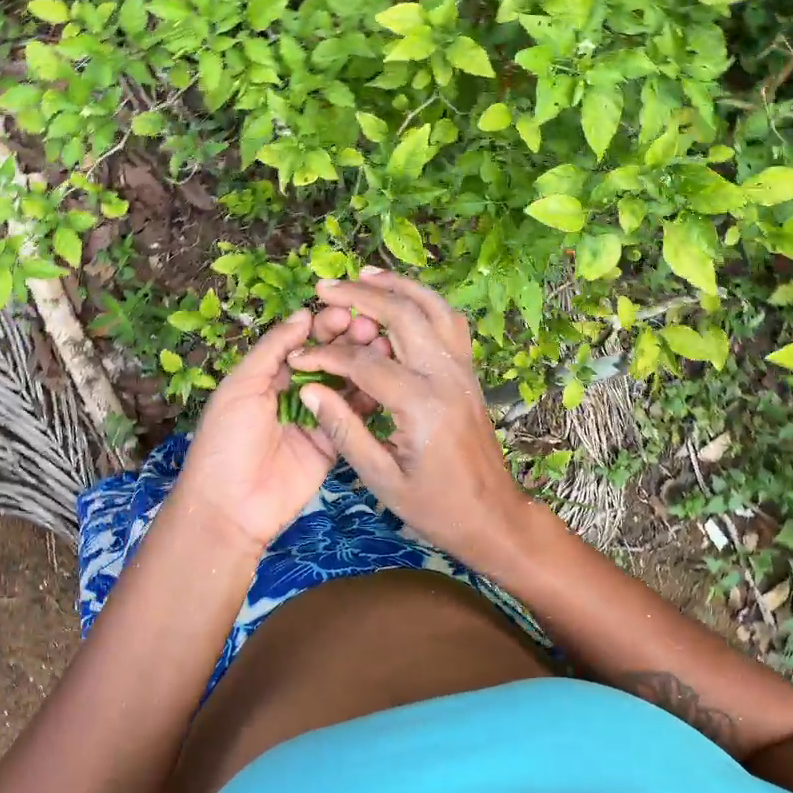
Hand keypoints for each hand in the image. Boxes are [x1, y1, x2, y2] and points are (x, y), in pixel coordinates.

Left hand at [175, 310, 383, 550]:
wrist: (231, 506)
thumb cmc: (226, 439)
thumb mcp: (241, 386)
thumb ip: (273, 349)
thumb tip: (303, 314)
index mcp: (269, 375)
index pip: (302, 342)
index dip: (323, 327)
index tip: (347, 312)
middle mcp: (295, 392)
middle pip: (327, 359)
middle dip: (347, 341)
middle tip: (369, 326)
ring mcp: (316, 418)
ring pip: (344, 384)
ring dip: (362, 364)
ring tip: (382, 345)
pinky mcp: (333, 444)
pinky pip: (353, 417)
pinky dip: (368, 398)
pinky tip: (386, 379)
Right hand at [288, 268, 530, 563]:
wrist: (494, 517)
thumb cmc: (435, 507)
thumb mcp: (381, 479)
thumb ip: (344, 429)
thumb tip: (309, 390)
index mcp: (421, 404)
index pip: (363, 362)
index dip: (325, 355)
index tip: (299, 358)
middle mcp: (446, 376)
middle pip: (402, 315)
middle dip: (360, 295)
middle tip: (325, 287)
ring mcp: (463, 370)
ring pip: (433, 307)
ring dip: (398, 286)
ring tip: (364, 274)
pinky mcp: (469, 372)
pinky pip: (449, 322)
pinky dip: (424, 302)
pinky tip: (402, 300)